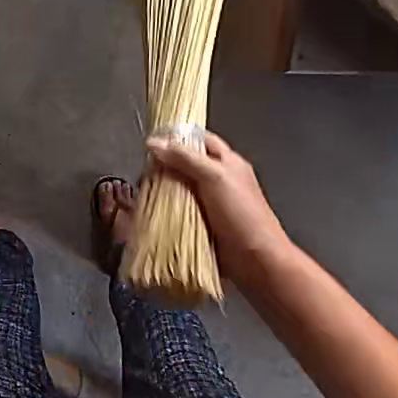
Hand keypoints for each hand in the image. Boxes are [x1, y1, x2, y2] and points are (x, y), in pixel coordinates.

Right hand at [146, 130, 293, 284]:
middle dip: (164, 165)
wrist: (255, 261)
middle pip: (184, 164)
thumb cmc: (242, 215)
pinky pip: (176, 210)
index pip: (200, 139)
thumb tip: (154, 143)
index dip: (178, 136)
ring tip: (142, 190)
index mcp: (228, 163)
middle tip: (144, 170)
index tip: (153, 141)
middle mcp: (217, 180)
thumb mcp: (214, 177)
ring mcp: (208, 203)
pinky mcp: (199, 223)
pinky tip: (149, 210)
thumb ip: (184, 158)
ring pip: (178, 188)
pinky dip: (163, 210)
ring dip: (160, 189)